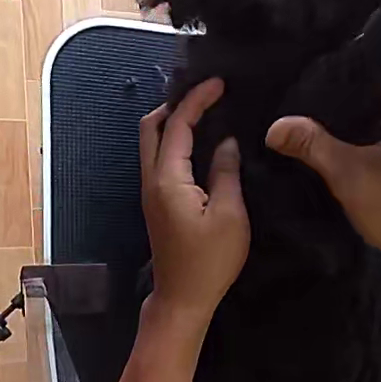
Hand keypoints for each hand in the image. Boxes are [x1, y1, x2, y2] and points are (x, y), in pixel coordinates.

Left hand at [139, 79, 247, 327]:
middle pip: (152, 127)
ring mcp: (151, 193)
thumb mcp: (229, 215)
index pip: (177, 125)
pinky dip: (176, 142)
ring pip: (153, 143)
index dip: (197, 100)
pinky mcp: (158, 204)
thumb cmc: (210, 261)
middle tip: (207, 95)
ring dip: (174, 122)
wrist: (183, 298)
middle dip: (176, 104)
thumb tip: (226, 142)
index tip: (219, 83)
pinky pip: (161, 160)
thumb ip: (226, 173)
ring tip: (206, 113)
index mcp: (168, 179)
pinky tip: (201, 144)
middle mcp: (152, 180)